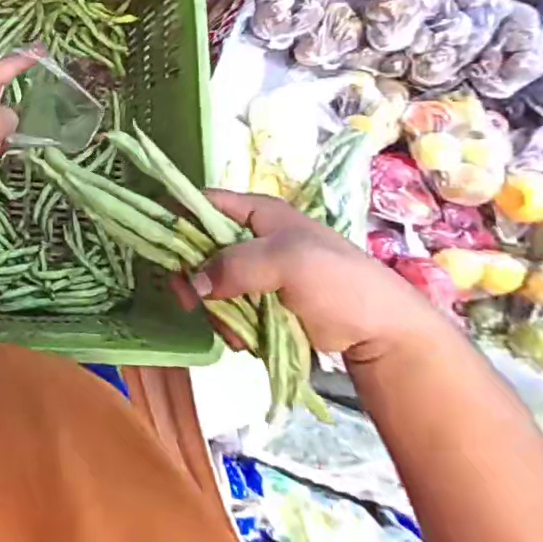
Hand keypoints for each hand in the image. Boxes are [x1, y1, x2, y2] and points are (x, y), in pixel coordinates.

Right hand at [181, 189, 446, 364]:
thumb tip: (193, 283)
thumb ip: (234, 265)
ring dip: (213, 309)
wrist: (382, 333)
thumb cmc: (338, 281)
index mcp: (257, 214)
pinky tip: (245, 339)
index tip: (160, 244)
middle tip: (190, 301)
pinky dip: (228, 325)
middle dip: (193, 275)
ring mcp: (255, 273)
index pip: (204, 202)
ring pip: (209, 284)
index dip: (178, 215)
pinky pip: (226, 309)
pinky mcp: (260, 304)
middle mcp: (251, 239)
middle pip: (198, 247)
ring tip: (235, 330)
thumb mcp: (285, 261)